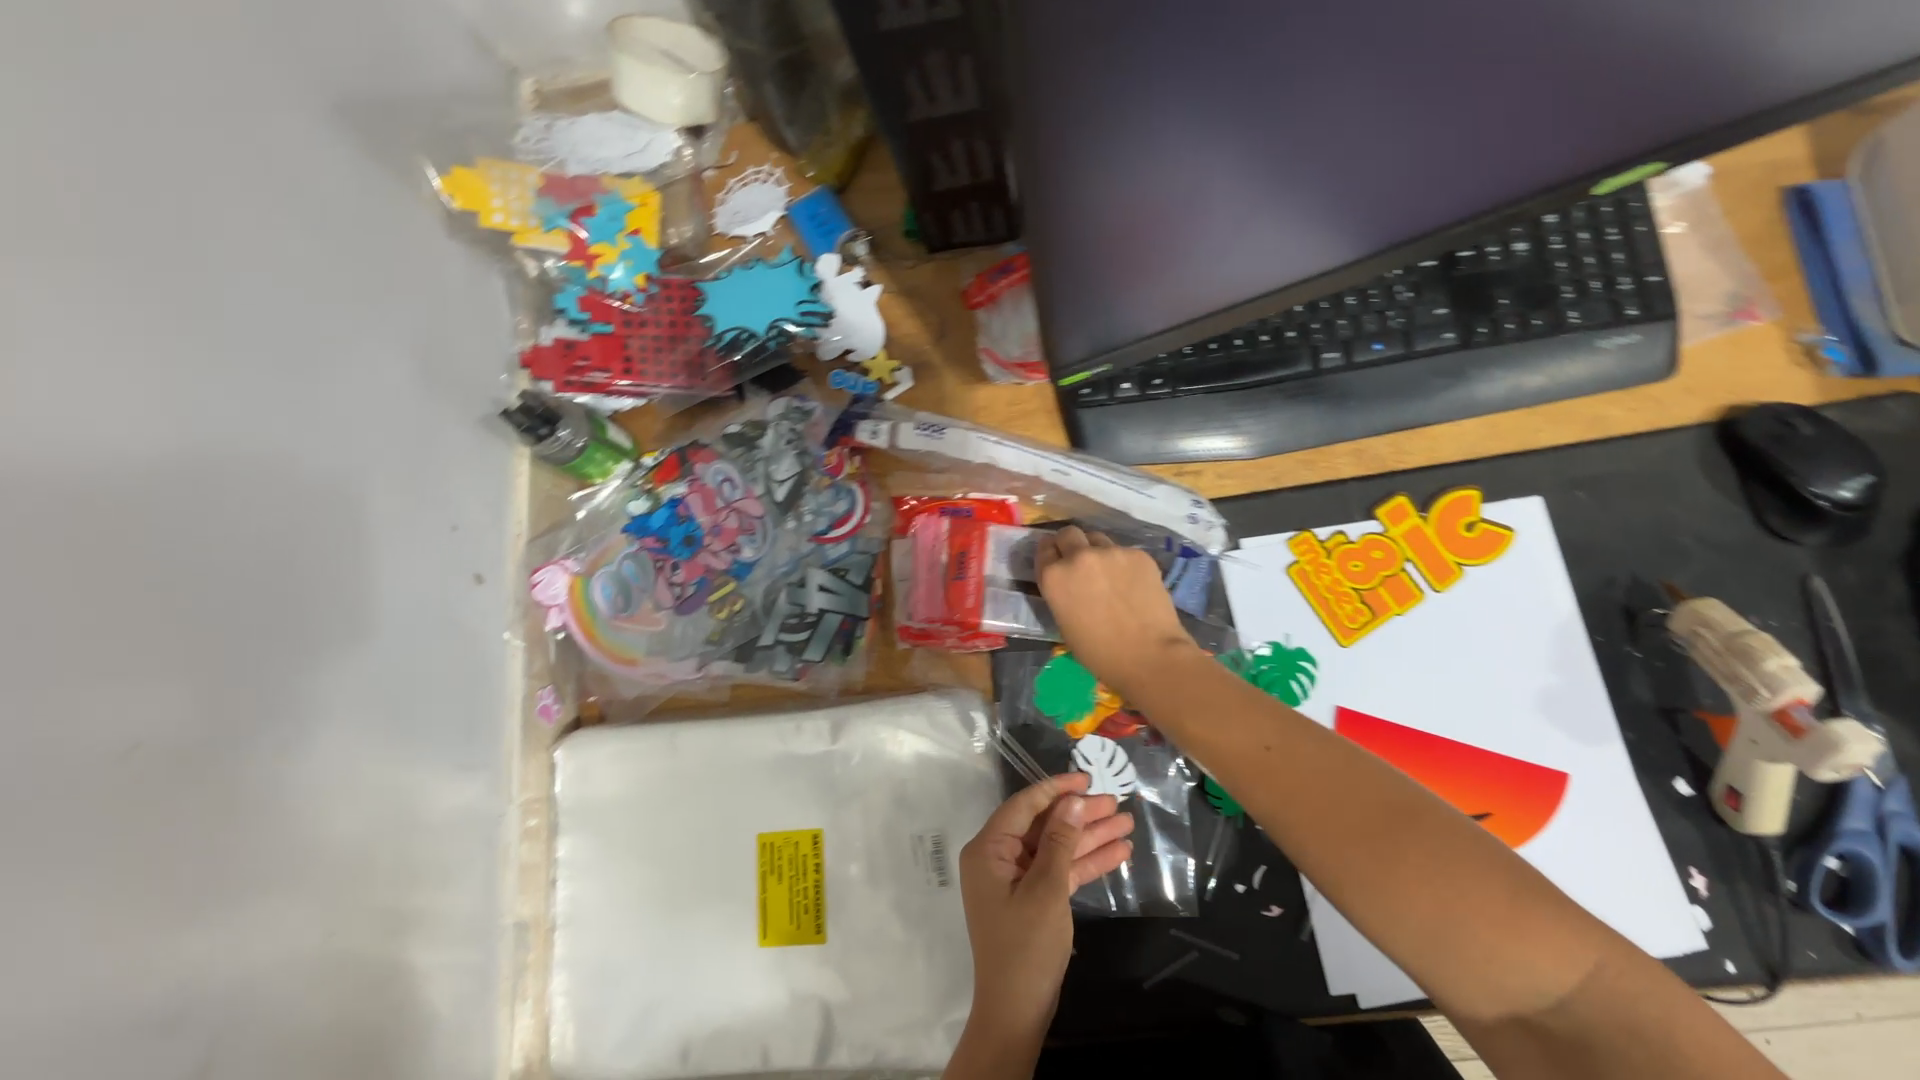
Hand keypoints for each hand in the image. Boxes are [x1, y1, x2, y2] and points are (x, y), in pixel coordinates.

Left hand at [957, 773, 1133, 1035]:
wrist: (1016, 1010)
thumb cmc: (1025, 946)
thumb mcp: (1046, 890)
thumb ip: (1060, 842)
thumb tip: (1073, 801)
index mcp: (988, 850)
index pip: (1024, 805)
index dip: (1056, 789)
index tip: (1088, 778)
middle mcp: (998, 859)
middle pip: (1043, 825)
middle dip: (1080, 814)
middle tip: (1117, 802)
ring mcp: (1016, 880)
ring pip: (1056, 848)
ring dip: (1090, 837)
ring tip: (1127, 824)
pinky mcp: (1033, 900)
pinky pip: (1060, 871)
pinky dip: (1086, 863)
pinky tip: (1119, 853)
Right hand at [1035, 525, 1201, 697]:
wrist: (1148, 655)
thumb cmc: (1099, 652)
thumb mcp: (1064, 622)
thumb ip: (1061, 593)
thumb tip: (1070, 583)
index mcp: (1054, 576)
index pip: (1044, 548)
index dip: (1051, 554)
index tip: (1057, 561)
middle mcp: (1078, 556)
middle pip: (1069, 533)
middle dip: (1071, 544)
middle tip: (1081, 563)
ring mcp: (1111, 552)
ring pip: (1098, 539)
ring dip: (1098, 552)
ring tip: (1110, 575)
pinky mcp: (1138, 554)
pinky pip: (1125, 553)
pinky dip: (1125, 564)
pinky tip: (1134, 585)